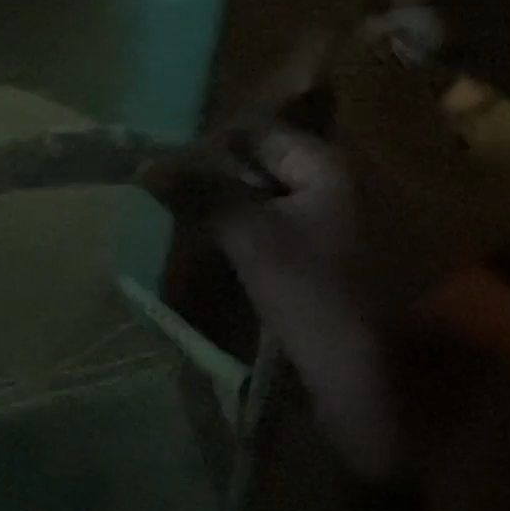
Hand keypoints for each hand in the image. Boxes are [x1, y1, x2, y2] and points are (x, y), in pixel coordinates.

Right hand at [148, 123, 405, 482]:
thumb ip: (202, 193)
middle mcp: (334, 183)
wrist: (361, 378)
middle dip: (218, 176)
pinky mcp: (324, 256)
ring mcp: (333, 220)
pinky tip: (217, 247)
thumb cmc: (310, 292)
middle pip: (262, 164)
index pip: (258, 132)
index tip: (170, 161)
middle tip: (172, 190)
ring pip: (266, 197)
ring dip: (229, 206)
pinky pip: (276, 227)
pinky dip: (246, 231)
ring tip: (186, 217)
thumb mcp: (248, 236)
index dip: (213, 143)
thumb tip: (148, 164)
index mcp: (326, 166)